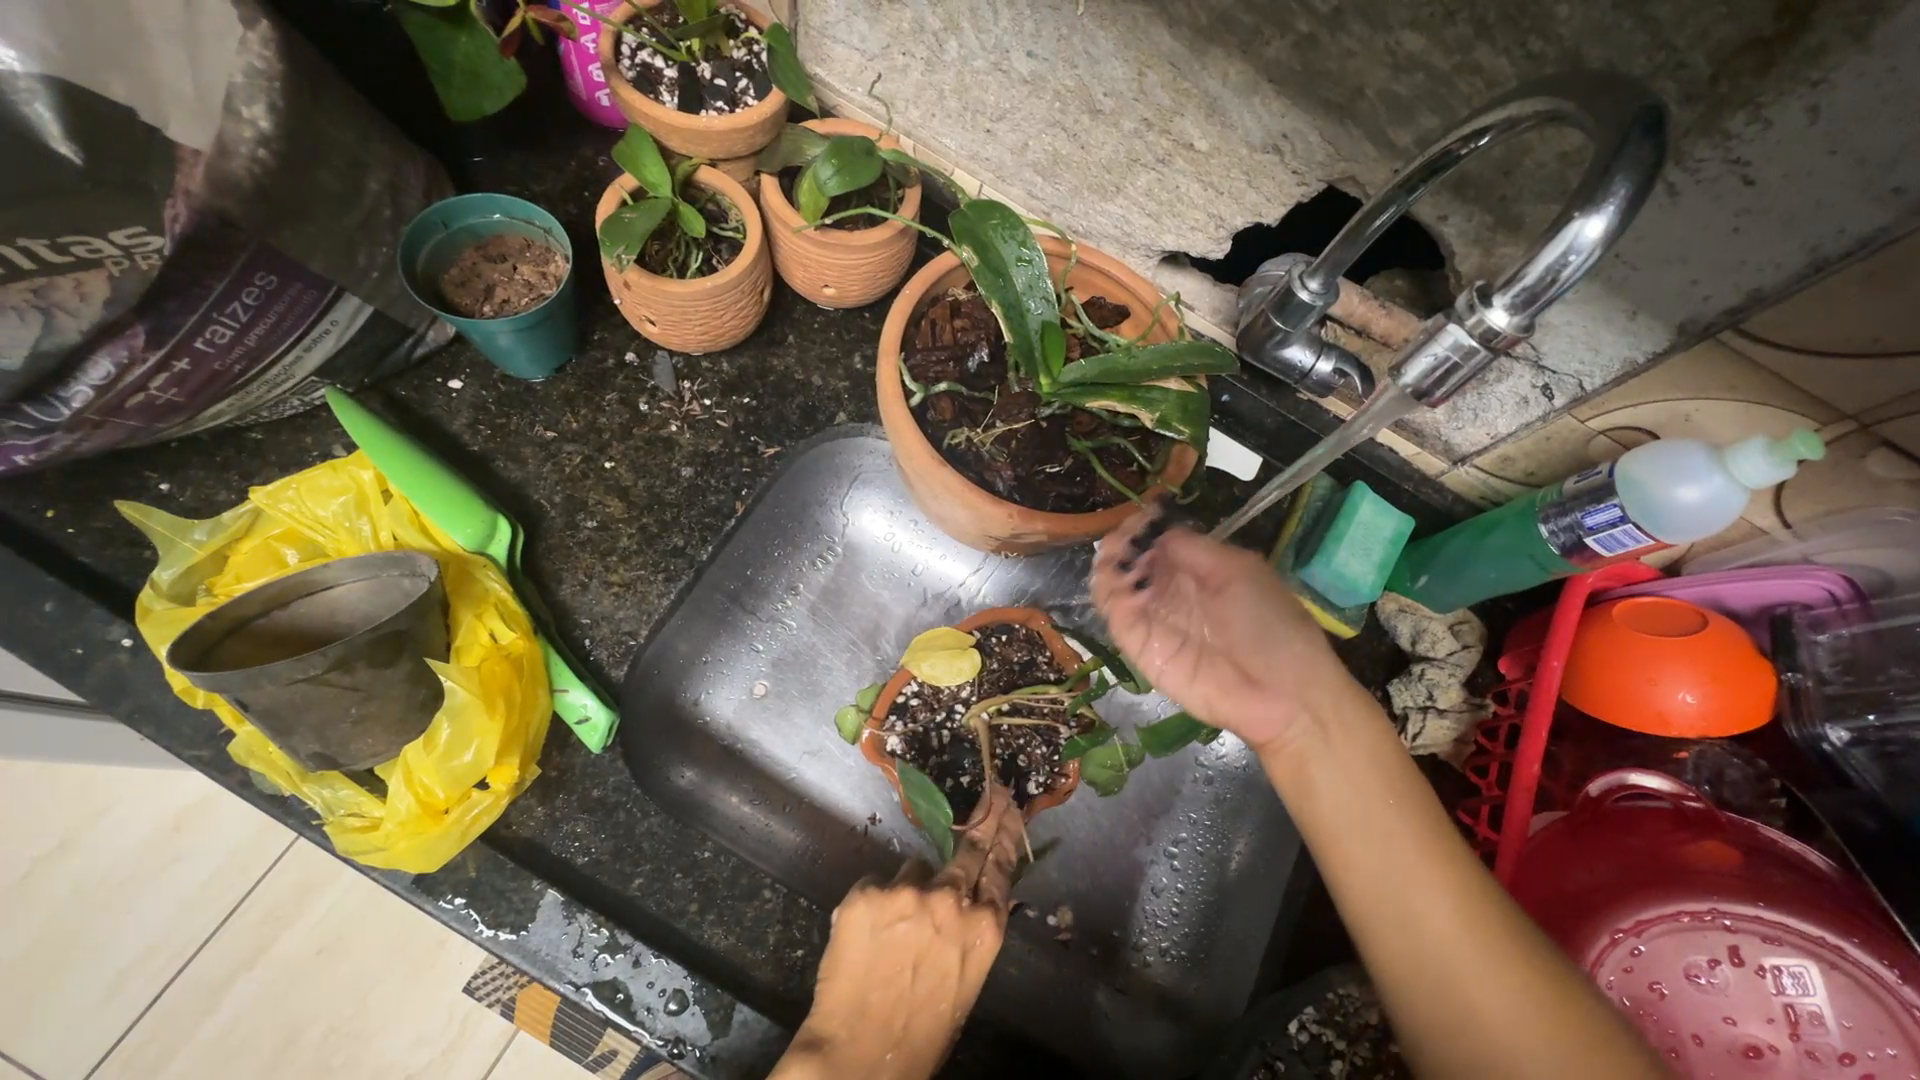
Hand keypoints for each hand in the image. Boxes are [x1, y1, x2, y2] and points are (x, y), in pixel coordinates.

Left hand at [773, 782, 1023, 1079]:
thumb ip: (970, 930)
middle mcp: (951, 900)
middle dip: (975, 828)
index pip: (1000, 863)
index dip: (1002, 830)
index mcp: (984, 928)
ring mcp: (907, 892)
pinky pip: (874, 884)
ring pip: (912, 870)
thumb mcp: (967, 977)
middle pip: (966, 850)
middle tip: (986, 799)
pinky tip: (865, 937)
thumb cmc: (922, 1030)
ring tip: (893, 930)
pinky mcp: (866, 892)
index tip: (1004, 802)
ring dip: (907, 889)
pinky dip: (871, 904)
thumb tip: (966, 899)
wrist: (860, 1055)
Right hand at [1090, 502, 1362, 751]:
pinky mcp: (1140, 648)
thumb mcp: (1239, 571)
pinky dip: (1112, 594)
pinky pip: (1114, 616)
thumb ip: (1194, 549)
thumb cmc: (1270, 625)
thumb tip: (1155, 533)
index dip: (1142, 528)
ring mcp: (1152, 620)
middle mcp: (1168, 593)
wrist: (1281, 692)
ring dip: (1108, 566)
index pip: (1155, 542)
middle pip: (1127, 561)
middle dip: (1119, 544)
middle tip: (1122, 540)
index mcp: (1195, 571)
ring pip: (1112, 586)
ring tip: (1118, 558)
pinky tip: (1127, 585)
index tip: (1139, 518)